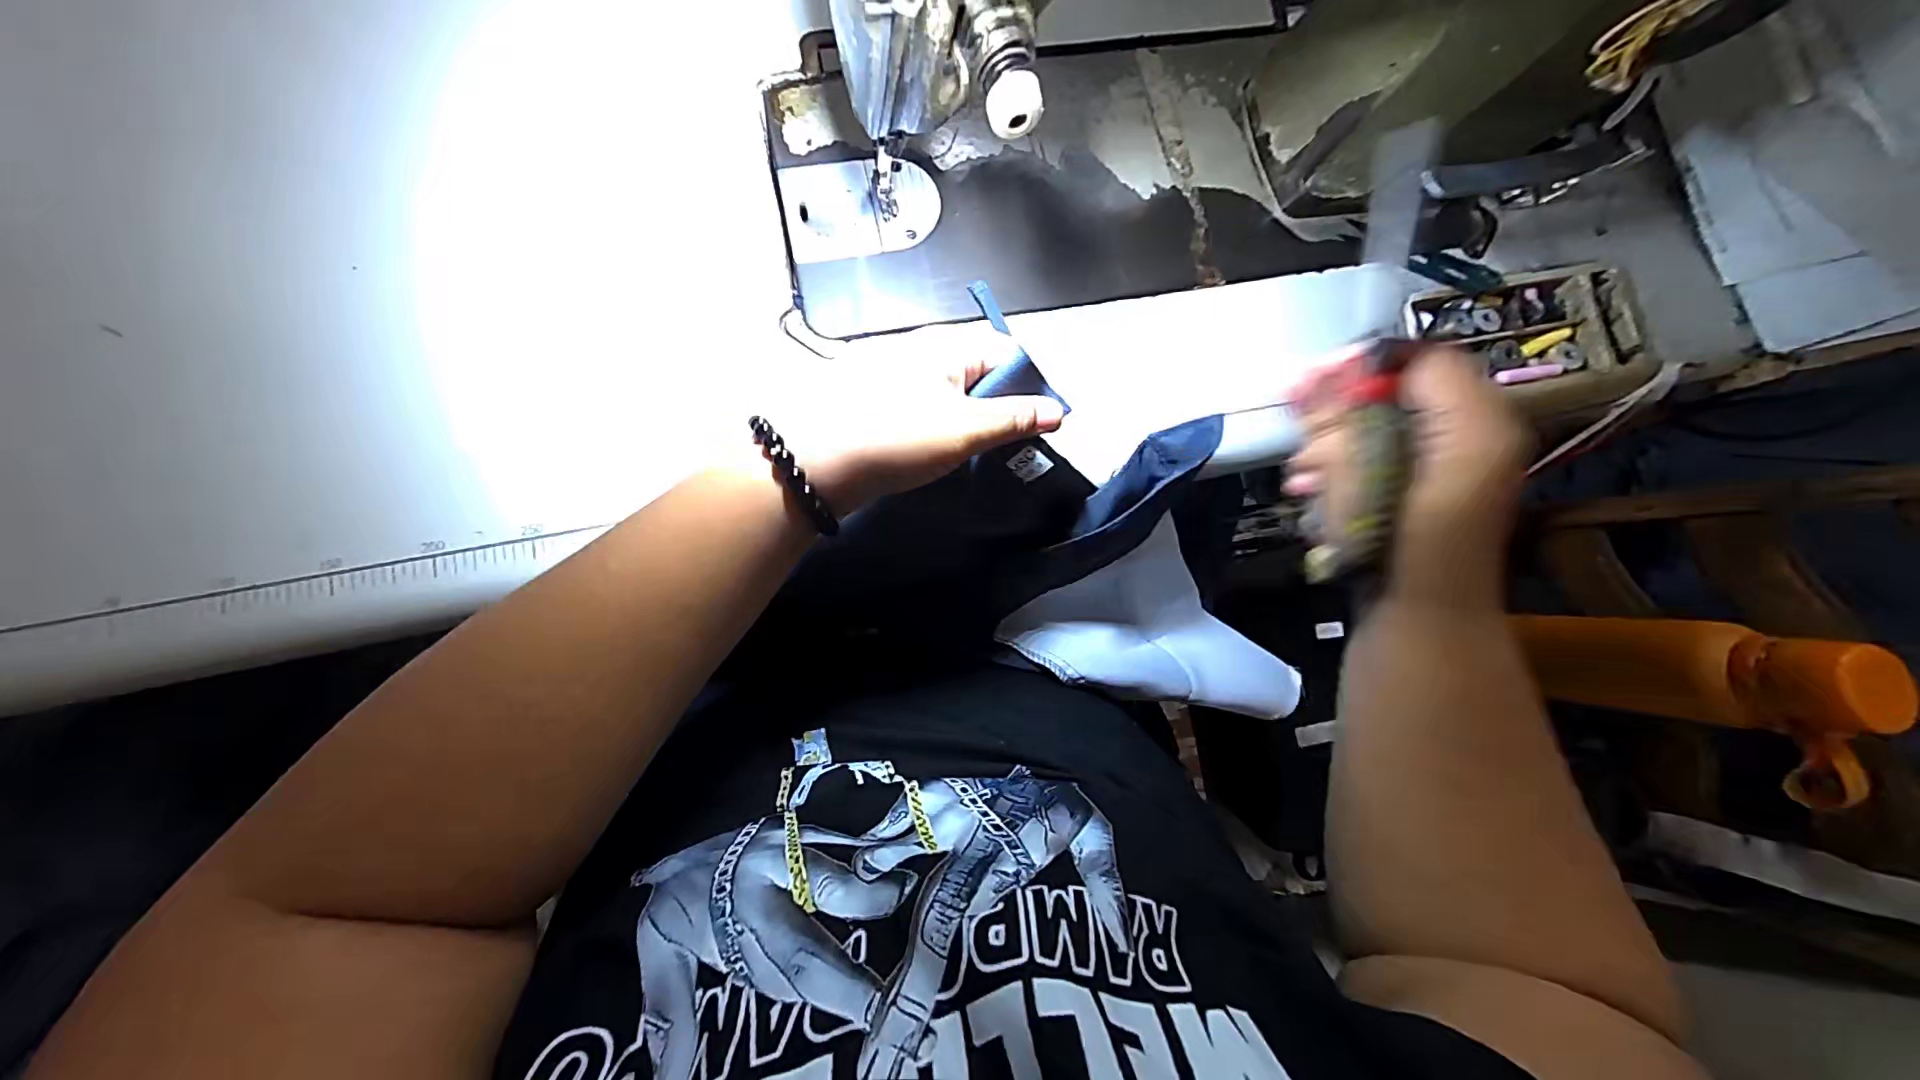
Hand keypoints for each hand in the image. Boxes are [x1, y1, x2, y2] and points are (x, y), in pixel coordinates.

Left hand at [752, 322, 1066, 515]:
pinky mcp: (872, 401)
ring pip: (946, 394)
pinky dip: (932, 428)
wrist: (815, 465)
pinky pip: (918, 408)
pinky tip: (927, 453)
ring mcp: (890, 374)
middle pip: (975, 373)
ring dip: (962, 422)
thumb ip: (1014, 418)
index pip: (1004, 351)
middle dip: (993, 407)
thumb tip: (1056, 411)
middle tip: (998, 444)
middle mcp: (916, 351)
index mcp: (943, 346)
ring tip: (962, 453)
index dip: (1027, 385)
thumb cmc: (893, 439)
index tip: (1034, 422)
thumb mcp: (965, 430)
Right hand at [1285, 346, 1529, 607]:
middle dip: (1338, 418)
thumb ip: (1345, 420)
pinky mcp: (1421, 486)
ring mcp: (1447, 463)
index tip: (1308, 385)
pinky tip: (1320, 493)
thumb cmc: (1397, 548)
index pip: (1416, 359)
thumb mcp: (1366, 475)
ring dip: (1332, 449)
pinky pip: (1377, 456)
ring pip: (1376, 427)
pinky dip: (1344, 470)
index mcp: (1475, 421)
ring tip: (1308, 480)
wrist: (1422, 618)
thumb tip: (1314, 380)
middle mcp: (1470, 434)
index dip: (1359, 366)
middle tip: (1305, 447)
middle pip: (1392, 393)